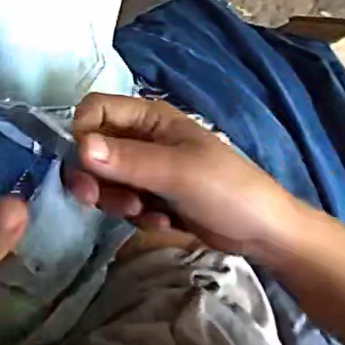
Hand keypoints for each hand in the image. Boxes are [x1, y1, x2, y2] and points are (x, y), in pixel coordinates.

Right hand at [65, 93, 314, 262]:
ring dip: (118, 200)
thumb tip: (80, 147)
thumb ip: (128, 160)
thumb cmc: (228, 189)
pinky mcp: (151, 197)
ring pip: (104, 179)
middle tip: (97, 200)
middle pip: (93, 148)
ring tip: (145, 213)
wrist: (265, 233)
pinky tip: (164, 224)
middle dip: (96, 177)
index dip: (82, 135)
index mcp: (149, 117)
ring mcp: (146, 169)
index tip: (85, 166)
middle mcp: (143, 138)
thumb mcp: (178, 172)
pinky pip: (123, 202)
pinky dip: (137, 216)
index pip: (95, 111)